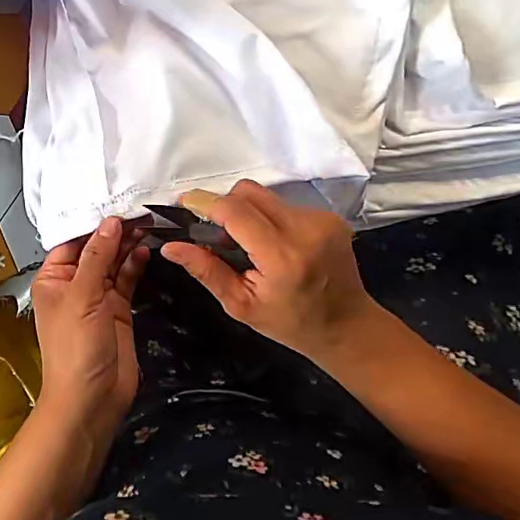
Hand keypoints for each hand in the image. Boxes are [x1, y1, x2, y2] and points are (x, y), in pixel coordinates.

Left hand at [29, 216, 149, 422]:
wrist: (92, 397)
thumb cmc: (74, 350)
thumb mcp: (82, 297)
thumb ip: (97, 258)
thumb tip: (109, 224)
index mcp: (52, 279)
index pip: (71, 242)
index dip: (92, 224)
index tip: (114, 205)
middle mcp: (72, 285)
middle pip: (94, 250)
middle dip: (113, 233)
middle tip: (137, 211)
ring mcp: (96, 298)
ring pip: (112, 263)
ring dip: (126, 246)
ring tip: (145, 224)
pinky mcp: (117, 310)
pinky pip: (125, 280)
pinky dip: (134, 266)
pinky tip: (144, 250)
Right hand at [159, 180, 381, 360]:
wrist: (349, 327)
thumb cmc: (290, 323)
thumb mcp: (240, 304)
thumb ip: (205, 270)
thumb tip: (170, 247)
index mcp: (282, 256)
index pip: (234, 211)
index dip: (205, 203)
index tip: (184, 204)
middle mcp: (305, 230)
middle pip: (248, 192)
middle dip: (224, 206)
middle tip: (217, 233)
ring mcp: (321, 220)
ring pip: (264, 195)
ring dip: (246, 211)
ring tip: (246, 243)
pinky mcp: (329, 216)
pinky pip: (282, 203)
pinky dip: (267, 217)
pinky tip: (270, 243)